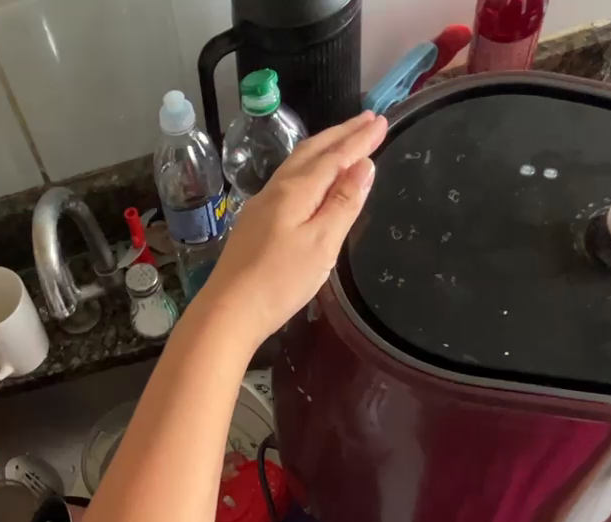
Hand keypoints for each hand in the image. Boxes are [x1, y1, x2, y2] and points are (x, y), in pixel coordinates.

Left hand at [190, 111, 388, 340]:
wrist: (228, 312)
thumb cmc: (278, 282)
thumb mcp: (321, 244)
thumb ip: (343, 203)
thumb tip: (363, 166)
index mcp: (296, 191)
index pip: (335, 156)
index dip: (360, 139)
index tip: (383, 121)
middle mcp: (275, 191)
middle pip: (312, 152)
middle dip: (342, 135)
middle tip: (367, 120)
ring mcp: (260, 209)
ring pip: (296, 166)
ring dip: (323, 149)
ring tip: (342, 142)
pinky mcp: (252, 227)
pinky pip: (286, 184)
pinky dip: (307, 171)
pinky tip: (311, 181)